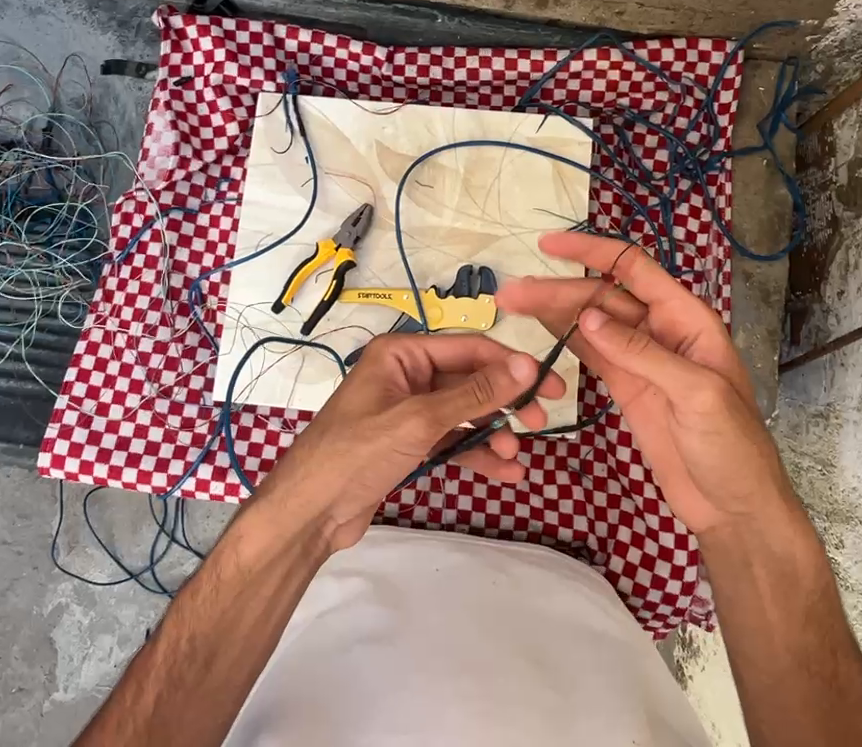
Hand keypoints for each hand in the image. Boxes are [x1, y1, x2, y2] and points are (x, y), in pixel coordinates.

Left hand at [252, 334, 565, 551]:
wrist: (311, 512)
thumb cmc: (357, 453)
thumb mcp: (420, 420)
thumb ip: (476, 394)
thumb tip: (527, 365)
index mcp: (401, 353)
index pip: (468, 348)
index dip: (511, 365)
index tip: (550, 385)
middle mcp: (405, 374)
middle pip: (469, 380)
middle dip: (504, 403)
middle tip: (538, 423)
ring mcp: (407, 410)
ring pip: (464, 412)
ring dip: (493, 433)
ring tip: (515, 457)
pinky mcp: (408, 442)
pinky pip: (452, 439)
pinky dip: (476, 453)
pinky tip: (505, 472)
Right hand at [496, 232, 795, 539]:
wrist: (734, 506)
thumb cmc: (731, 446)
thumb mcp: (695, 394)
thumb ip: (640, 354)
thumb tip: (587, 318)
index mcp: (686, 319)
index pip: (633, 269)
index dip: (592, 252)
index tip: (548, 245)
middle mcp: (660, 330)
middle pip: (601, 297)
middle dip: (557, 290)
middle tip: (511, 294)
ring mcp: (639, 360)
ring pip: (590, 323)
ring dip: (552, 312)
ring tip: (512, 305)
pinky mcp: (624, 388)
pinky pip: (589, 355)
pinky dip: (561, 341)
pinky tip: (536, 330)